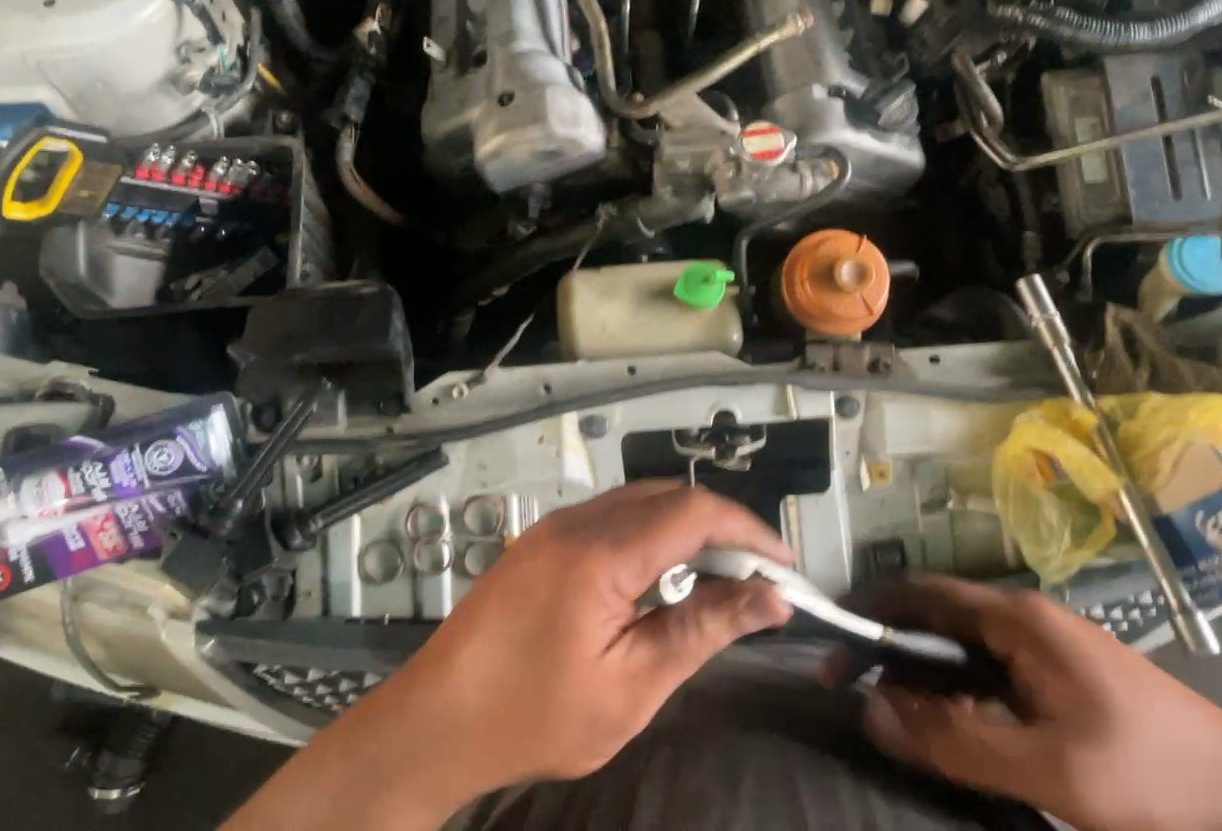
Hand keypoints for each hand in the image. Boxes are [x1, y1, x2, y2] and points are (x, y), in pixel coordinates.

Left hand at [229, 482, 791, 829]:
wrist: (436, 723)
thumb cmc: (533, 717)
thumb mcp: (630, 686)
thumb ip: (701, 629)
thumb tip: (768, 599)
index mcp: (599, 553)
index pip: (694, 512)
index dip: (748, 532)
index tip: (784, 568)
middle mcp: (576, 523)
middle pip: (669, 498)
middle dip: (722, 529)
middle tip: (758, 579)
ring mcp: (553, 528)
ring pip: (640, 502)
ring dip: (686, 530)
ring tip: (719, 580)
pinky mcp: (541, 543)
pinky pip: (611, 519)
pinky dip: (651, 537)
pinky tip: (661, 581)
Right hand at [826, 577, 1221, 830]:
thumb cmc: (1154, 779)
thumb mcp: (1047, 767)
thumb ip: (952, 738)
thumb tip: (868, 707)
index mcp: (1022, 619)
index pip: (922, 594)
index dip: (870, 614)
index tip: (828, 646)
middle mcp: (1030, 621)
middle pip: (938, 620)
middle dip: (889, 651)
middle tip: (848, 693)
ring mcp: (1051, 652)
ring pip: (964, 653)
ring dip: (922, 679)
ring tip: (889, 717)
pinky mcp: (1067, 684)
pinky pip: (993, 679)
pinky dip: (957, 699)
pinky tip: (951, 733)